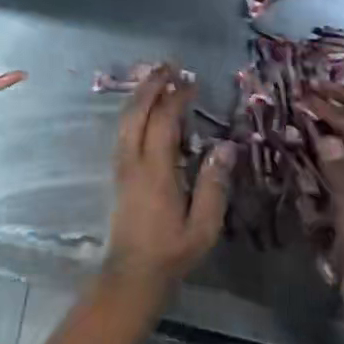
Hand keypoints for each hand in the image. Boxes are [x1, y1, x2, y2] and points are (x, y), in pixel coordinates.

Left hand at [104, 66, 234, 297]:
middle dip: (151, 86)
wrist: (131, 278)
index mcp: (155, 171)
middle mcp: (133, 162)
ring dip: (140, 95)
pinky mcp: (118, 174)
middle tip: (169, 66)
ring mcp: (121, 167)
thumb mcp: (203, 226)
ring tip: (156, 79)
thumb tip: (225, 146)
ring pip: (125, 120)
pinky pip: (123, 131)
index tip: (192, 82)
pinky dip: (134, 111)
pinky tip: (145, 110)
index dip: (177, 98)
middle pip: (136, 112)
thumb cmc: (171, 253)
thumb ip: (213, 185)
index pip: (163, 122)